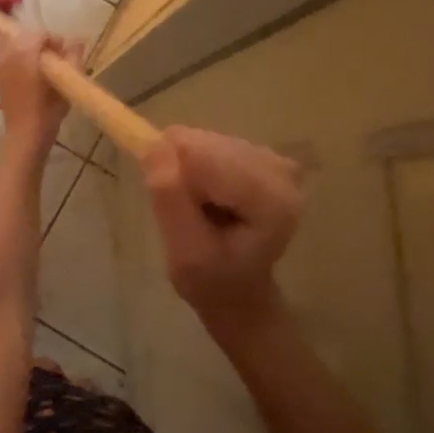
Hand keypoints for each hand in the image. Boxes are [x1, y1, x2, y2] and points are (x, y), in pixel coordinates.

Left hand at [0, 30, 80, 145]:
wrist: (25, 135)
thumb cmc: (48, 111)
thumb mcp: (66, 84)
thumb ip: (73, 58)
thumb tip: (78, 40)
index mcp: (27, 55)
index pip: (40, 34)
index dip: (54, 41)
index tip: (64, 54)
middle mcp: (11, 56)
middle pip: (23, 34)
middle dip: (40, 41)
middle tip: (54, 57)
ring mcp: (2, 66)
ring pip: (13, 43)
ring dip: (28, 47)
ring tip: (42, 64)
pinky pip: (7, 55)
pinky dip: (19, 56)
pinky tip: (32, 73)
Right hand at [142, 126, 302, 334]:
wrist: (240, 291)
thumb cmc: (213, 283)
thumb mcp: (185, 254)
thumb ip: (171, 200)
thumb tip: (154, 146)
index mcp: (270, 198)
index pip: (202, 155)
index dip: (172, 174)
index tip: (166, 205)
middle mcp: (279, 170)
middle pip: (202, 144)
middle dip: (182, 175)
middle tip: (188, 214)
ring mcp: (273, 158)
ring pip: (202, 141)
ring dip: (188, 173)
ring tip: (198, 209)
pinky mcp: (262, 154)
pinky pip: (208, 143)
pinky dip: (197, 168)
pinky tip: (208, 197)